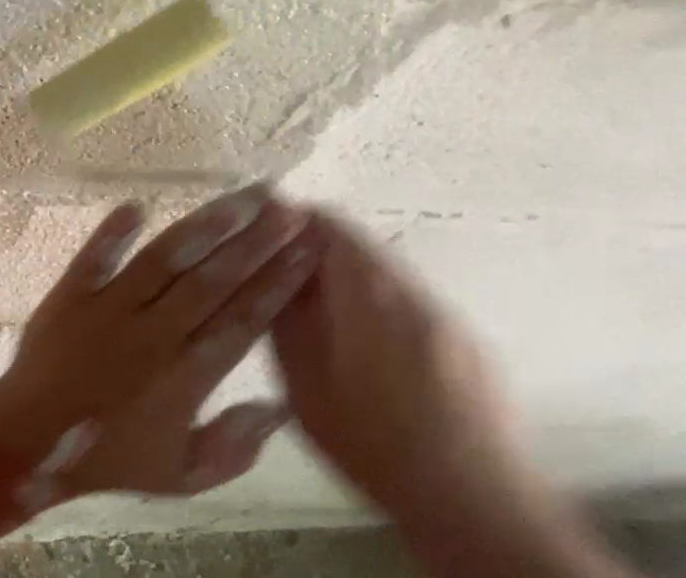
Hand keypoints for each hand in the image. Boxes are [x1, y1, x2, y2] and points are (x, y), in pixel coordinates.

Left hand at [0, 185, 322, 509]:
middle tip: (287, 208)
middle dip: (256, 243)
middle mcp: (155, 332)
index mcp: (189, 372)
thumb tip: (279, 407)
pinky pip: (93, 258)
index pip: (245, 318)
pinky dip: (111, 233)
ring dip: (202, 228)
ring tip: (236, 199)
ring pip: (163, 260)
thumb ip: (236, 445)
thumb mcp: (183, 473)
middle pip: (214, 279)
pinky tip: (135, 205)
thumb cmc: (108, 457)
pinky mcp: (68, 295)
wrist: (30, 440)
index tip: (308, 249)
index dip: (279, 281)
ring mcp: (108, 308)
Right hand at [270, 214, 532, 522]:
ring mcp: (450, 320)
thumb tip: (265, 266)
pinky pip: (409, 303)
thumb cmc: (369, 443)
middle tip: (271, 273)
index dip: (284, 220)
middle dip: (309, 251)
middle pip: (356, 245)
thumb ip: (284, 315)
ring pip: (383, 273)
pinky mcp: (471, 346)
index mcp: (371, 296)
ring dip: (342, 279)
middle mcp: (416, 295)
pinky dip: (373, 305)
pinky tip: (358, 345)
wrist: (476, 507)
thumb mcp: (300, 379)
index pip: (326, 223)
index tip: (251, 233)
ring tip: (309, 309)